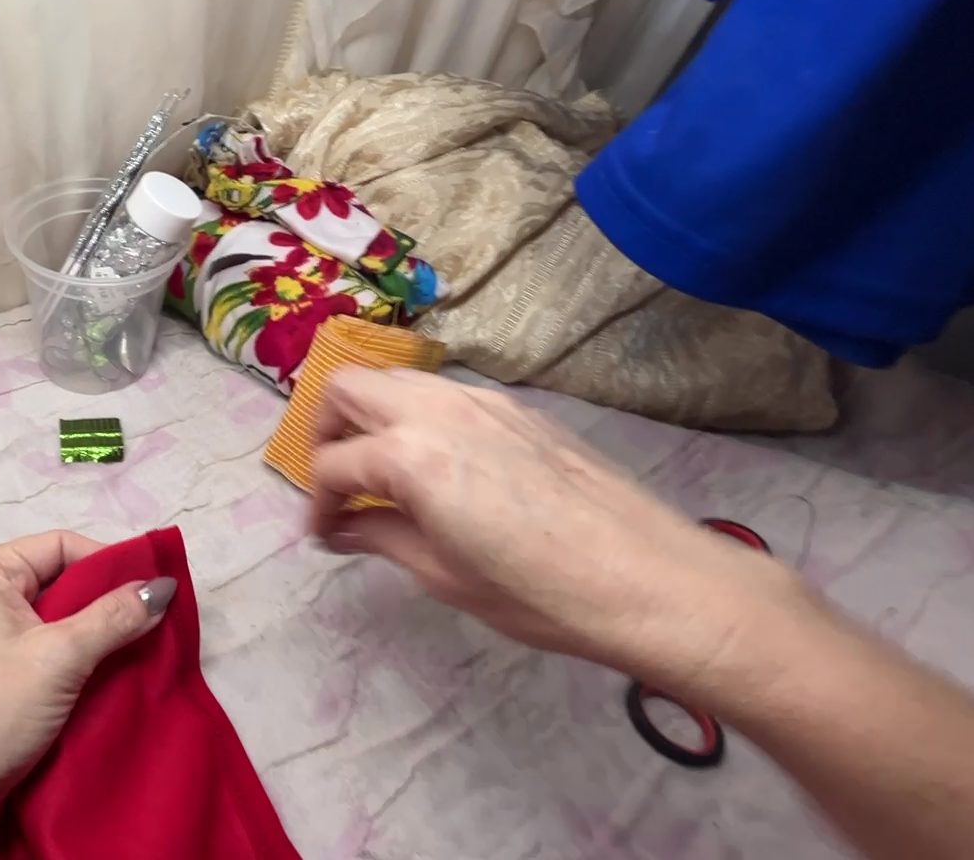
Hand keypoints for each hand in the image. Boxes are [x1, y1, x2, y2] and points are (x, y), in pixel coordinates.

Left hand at [0, 531, 174, 859]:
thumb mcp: (62, 657)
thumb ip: (115, 617)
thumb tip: (163, 586)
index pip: (63, 545)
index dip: (108, 562)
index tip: (151, 589)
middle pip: (64, 577)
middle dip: (107, 597)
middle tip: (153, 618)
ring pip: (61, 613)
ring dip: (98, 628)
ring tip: (140, 643)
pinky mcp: (2, 666)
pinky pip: (52, 642)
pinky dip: (82, 651)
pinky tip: (111, 668)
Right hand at [308, 367, 802, 692]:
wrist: (656, 582)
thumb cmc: (539, 592)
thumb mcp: (442, 573)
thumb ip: (378, 535)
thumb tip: (339, 528)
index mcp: (408, 454)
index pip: (332, 466)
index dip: (317, 504)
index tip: (324, 533)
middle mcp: (434, 408)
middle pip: (345, 389)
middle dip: (325, 432)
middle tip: (340, 481)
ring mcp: (478, 399)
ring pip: (393, 381)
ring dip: (370, 417)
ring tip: (383, 469)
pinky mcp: (514, 407)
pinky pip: (441, 394)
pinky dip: (416, 417)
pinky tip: (440, 466)